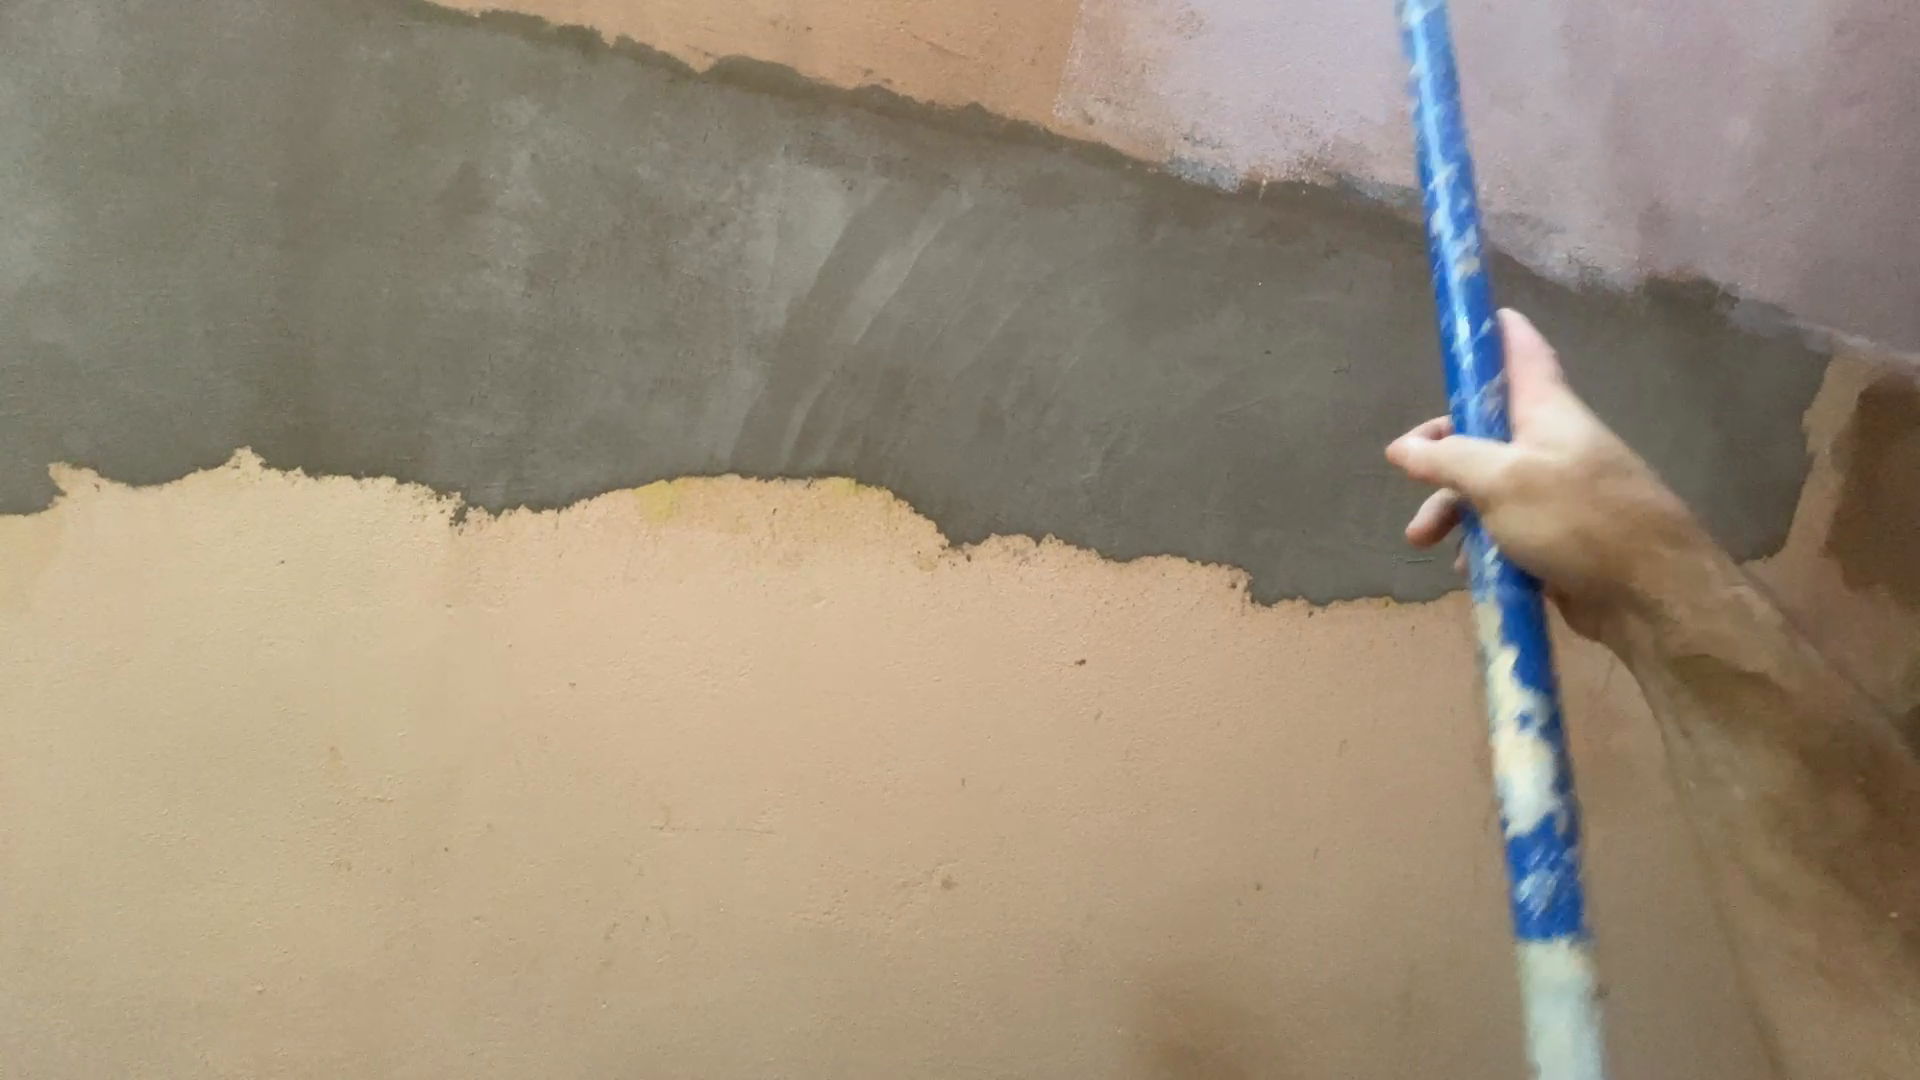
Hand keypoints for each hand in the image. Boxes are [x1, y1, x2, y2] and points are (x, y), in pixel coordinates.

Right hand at [1385, 309, 1710, 639]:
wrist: (1652, 595)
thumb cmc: (1577, 520)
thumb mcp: (1500, 480)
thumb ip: (1446, 459)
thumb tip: (1401, 448)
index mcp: (1548, 415)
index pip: (1524, 358)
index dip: (1502, 336)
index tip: (1483, 315)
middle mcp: (1551, 445)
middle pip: (1483, 431)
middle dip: (1439, 454)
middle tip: (1409, 472)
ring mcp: (1553, 490)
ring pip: (1483, 485)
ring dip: (1448, 509)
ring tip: (1423, 540)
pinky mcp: (1553, 532)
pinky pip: (1499, 525)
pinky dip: (1475, 540)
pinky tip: (1465, 565)